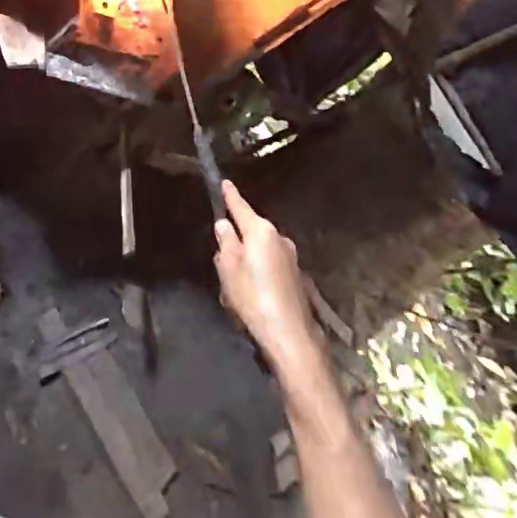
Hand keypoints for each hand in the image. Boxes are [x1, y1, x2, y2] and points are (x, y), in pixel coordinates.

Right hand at [212, 180, 315, 366]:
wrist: (290, 335)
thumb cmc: (252, 296)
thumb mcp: (228, 266)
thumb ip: (225, 241)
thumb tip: (224, 225)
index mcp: (261, 231)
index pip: (240, 206)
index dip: (229, 195)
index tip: (223, 183)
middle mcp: (279, 238)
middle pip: (251, 228)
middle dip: (236, 236)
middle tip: (221, 254)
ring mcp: (290, 257)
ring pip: (260, 248)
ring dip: (247, 257)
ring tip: (233, 281)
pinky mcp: (295, 275)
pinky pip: (269, 263)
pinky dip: (258, 270)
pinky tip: (250, 291)